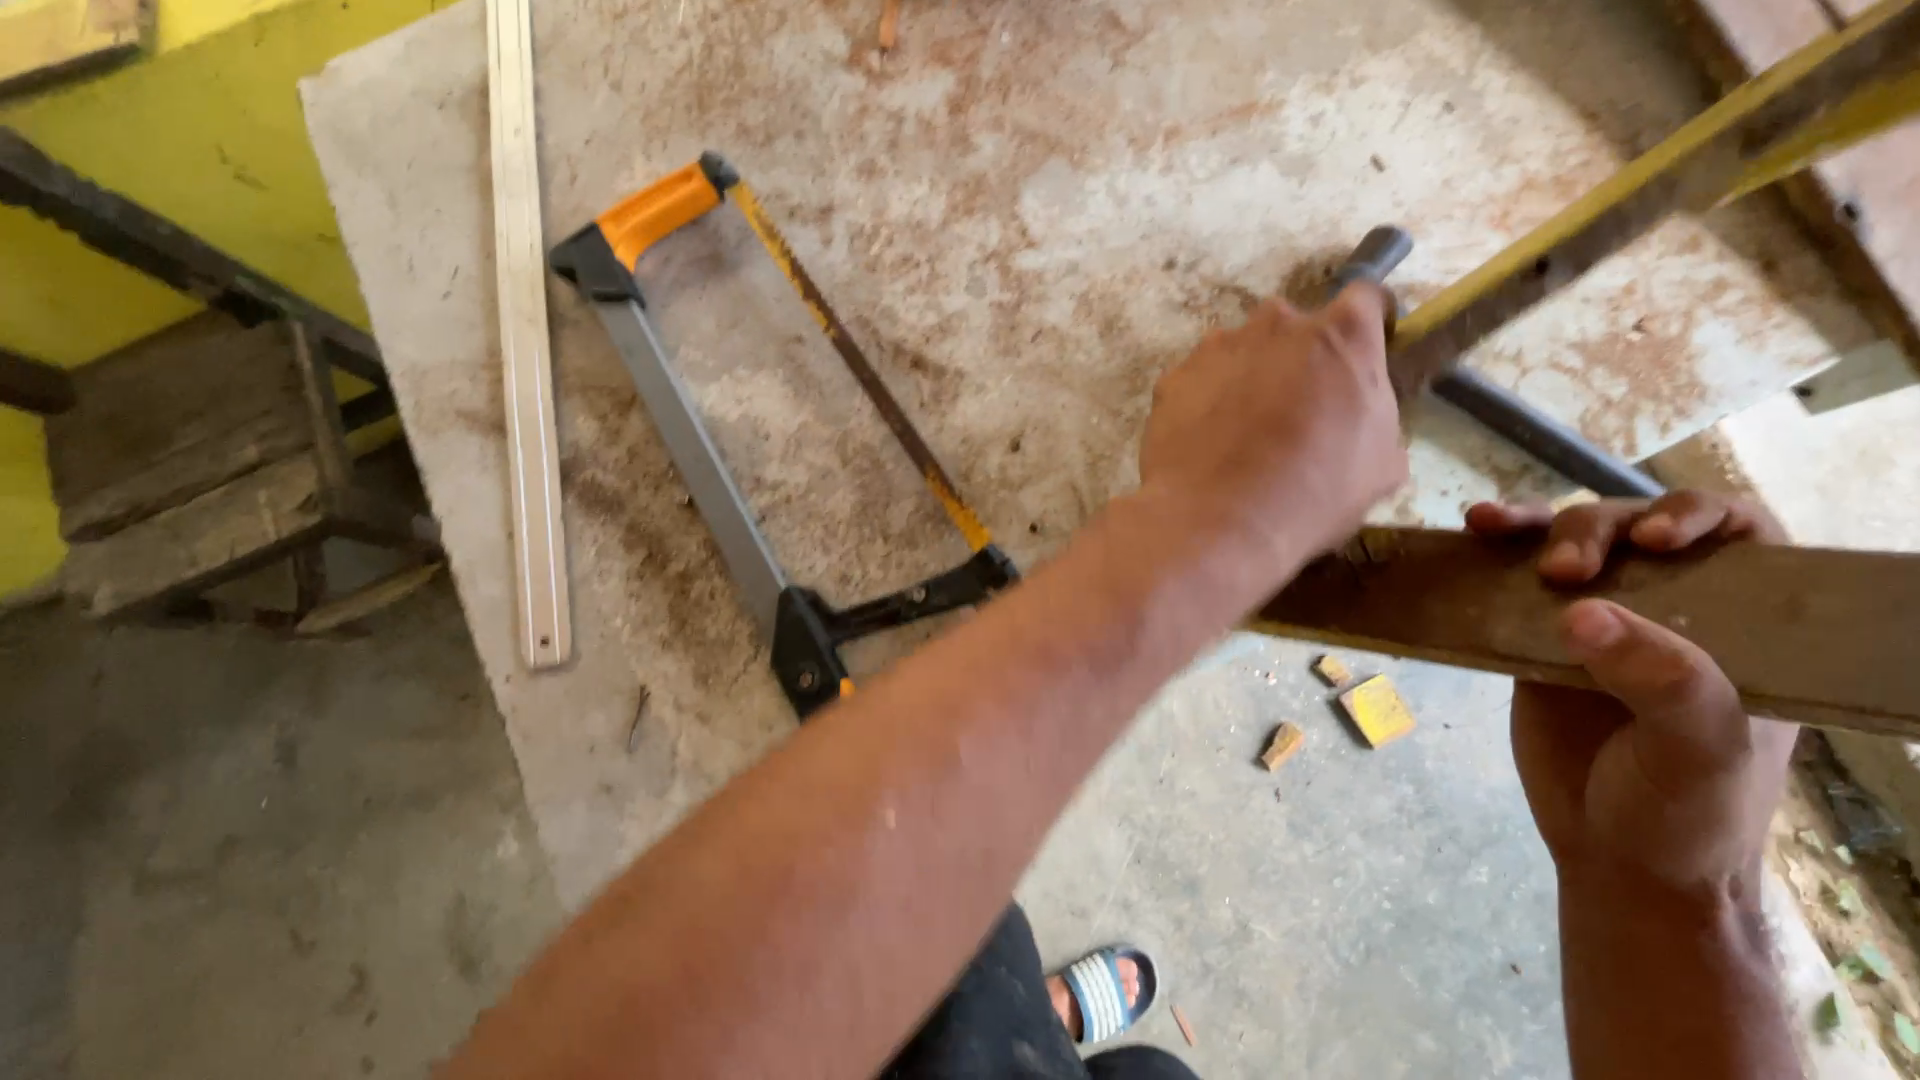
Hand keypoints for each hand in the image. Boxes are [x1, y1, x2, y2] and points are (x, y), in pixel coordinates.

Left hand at [1139, 284, 1406, 558]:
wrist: (1215, 521)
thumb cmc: (1312, 494)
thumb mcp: (1381, 464)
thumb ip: (1377, 416)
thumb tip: (1362, 414)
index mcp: (1342, 335)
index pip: (1366, 298)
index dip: (1368, 324)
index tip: (1363, 352)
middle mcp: (1278, 323)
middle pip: (1295, 328)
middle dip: (1299, 359)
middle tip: (1296, 410)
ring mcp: (1218, 346)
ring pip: (1242, 351)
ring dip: (1248, 377)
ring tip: (1243, 433)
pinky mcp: (1174, 376)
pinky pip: (1199, 380)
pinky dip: (1205, 401)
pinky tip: (1207, 443)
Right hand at [1465, 491, 1798, 900]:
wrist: (1618, 863)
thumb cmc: (1689, 814)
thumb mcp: (1699, 751)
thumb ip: (1662, 679)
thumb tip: (1579, 613)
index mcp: (1742, 628)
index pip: (1739, 535)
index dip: (1697, 516)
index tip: (1652, 540)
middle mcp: (1673, 612)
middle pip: (1635, 529)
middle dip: (1595, 531)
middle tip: (1563, 571)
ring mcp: (1599, 625)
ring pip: (1568, 543)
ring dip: (1533, 527)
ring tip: (1492, 527)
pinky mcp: (1536, 642)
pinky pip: (1513, 585)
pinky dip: (1492, 554)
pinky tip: (1473, 530)